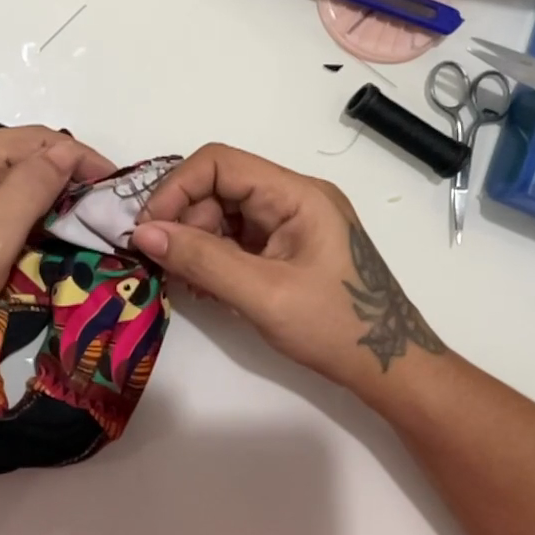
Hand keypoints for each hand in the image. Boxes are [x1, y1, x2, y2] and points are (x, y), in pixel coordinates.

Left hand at [0, 126, 115, 365]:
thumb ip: (31, 188)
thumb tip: (67, 150)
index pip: (27, 140)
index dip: (75, 155)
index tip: (115, 181)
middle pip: (13, 148)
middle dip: (60, 166)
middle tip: (101, 196)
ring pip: (0, 165)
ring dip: (40, 180)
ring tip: (79, 202)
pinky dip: (14, 193)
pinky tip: (37, 210)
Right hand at [129, 143, 445, 390]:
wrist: (392, 371)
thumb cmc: (336, 328)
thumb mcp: (262, 295)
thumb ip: (201, 259)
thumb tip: (141, 233)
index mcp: (297, 194)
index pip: (219, 163)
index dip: (176, 188)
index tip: (149, 229)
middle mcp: (292, 198)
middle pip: (217, 187)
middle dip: (183, 220)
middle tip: (165, 262)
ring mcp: (289, 223)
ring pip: (221, 213)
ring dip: (194, 241)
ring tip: (186, 280)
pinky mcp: (285, 247)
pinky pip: (234, 237)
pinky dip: (211, 257)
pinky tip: (204, 286)